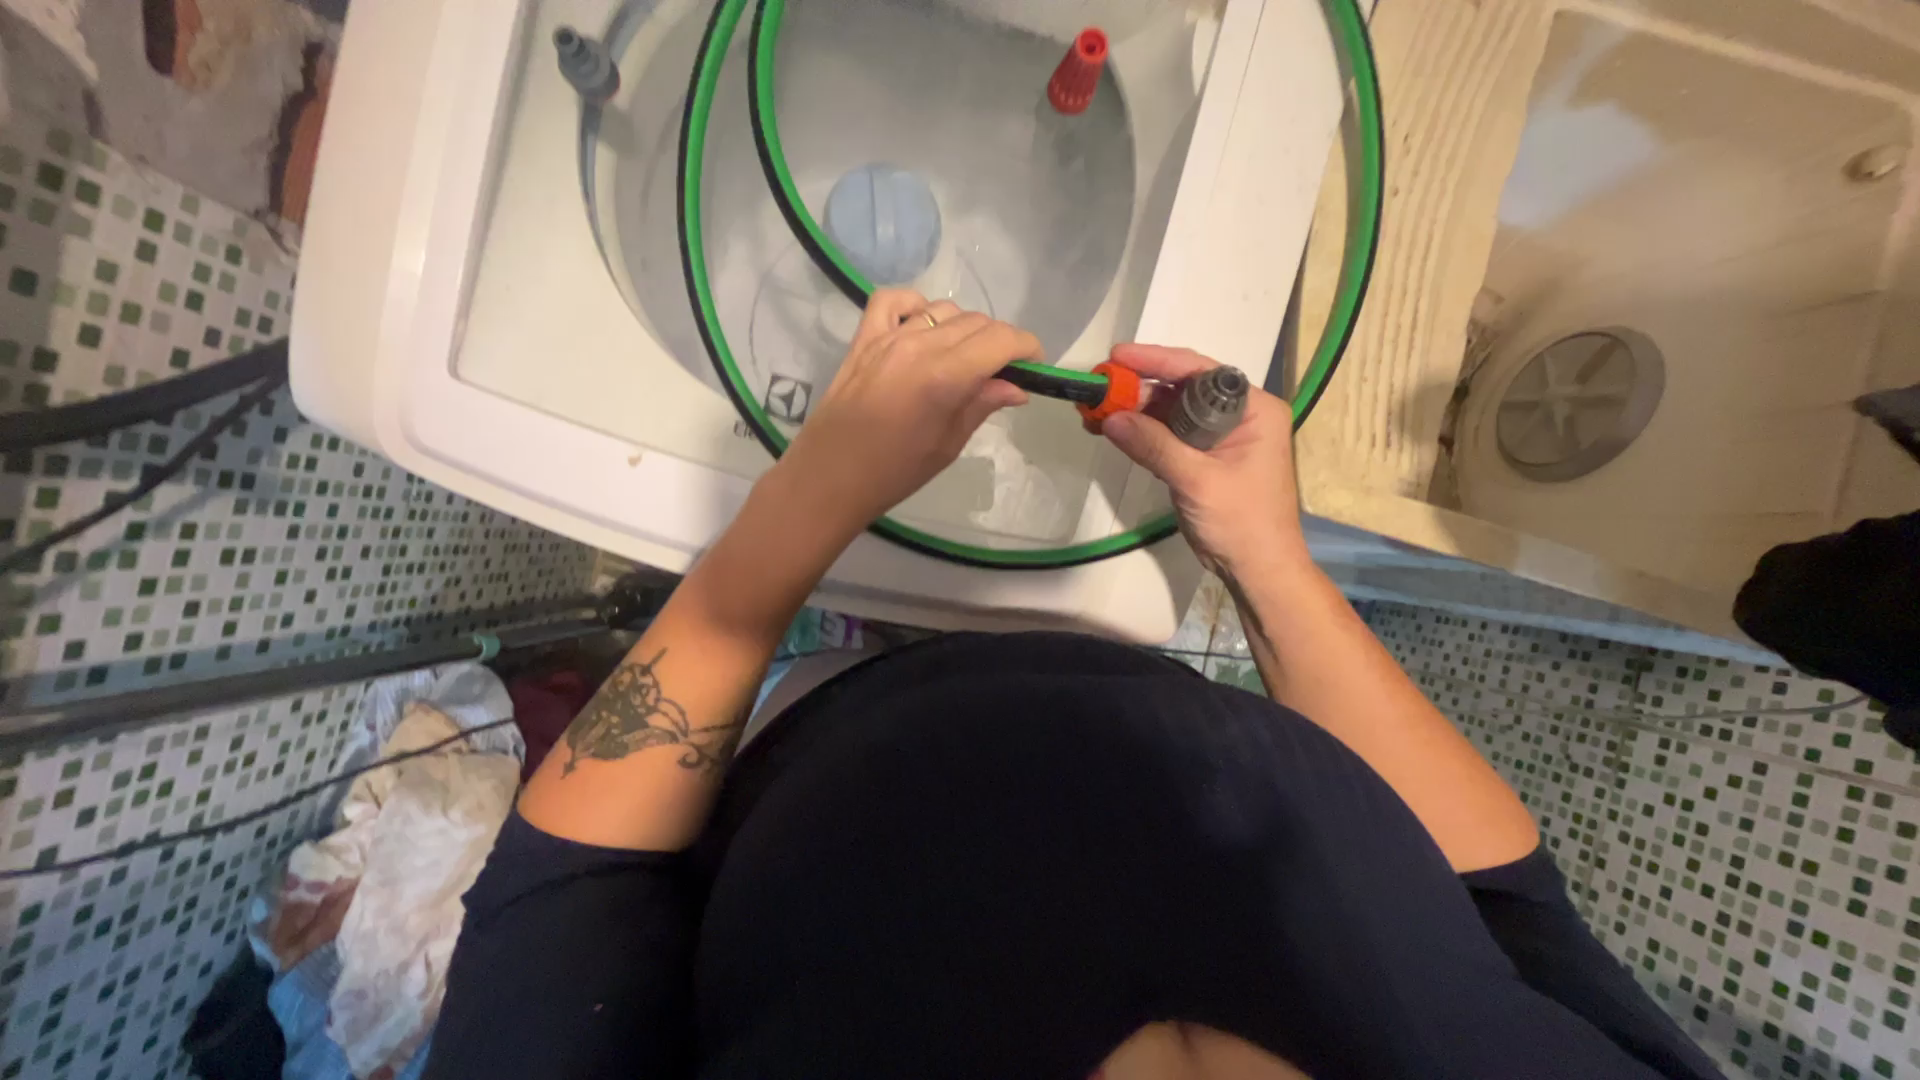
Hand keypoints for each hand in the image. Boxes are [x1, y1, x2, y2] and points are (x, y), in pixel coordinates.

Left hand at [766, 289, 1035, 535]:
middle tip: (1002, 372)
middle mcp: (919, 346)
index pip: (1001, 340)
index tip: (1034, 365)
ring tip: (965, 358)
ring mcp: (888, 338)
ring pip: (943, 310)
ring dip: (964, 328)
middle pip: (977, 322)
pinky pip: (892, 301)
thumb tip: (1017, 387)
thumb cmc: (893, 473)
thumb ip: (981, 405)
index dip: (1026, 348)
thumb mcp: (947, 445)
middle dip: (1000, 342)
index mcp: (944, 376)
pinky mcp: (863, 339)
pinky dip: (915, 305)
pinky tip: (923, 326)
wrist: (829, 478)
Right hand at [1099, 344, 1308, 575]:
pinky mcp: (1203, 459)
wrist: (1258, 571)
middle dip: (1140, 388)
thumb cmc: (1242, 522)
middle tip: (1099, 386)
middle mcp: (1239, 415)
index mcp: (1254, 409)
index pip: (1200, 371)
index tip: (1117, 356)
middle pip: (1183, 389)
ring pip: (1172, 412)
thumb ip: (1154, 446)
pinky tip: (1113, 430)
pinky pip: (1169, 436)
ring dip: (1136, 411)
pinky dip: (1142, 433)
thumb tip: (1110, 419)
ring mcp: (1220, 438)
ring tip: (1096, 409)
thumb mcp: (1197, 481)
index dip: (1156, 361)